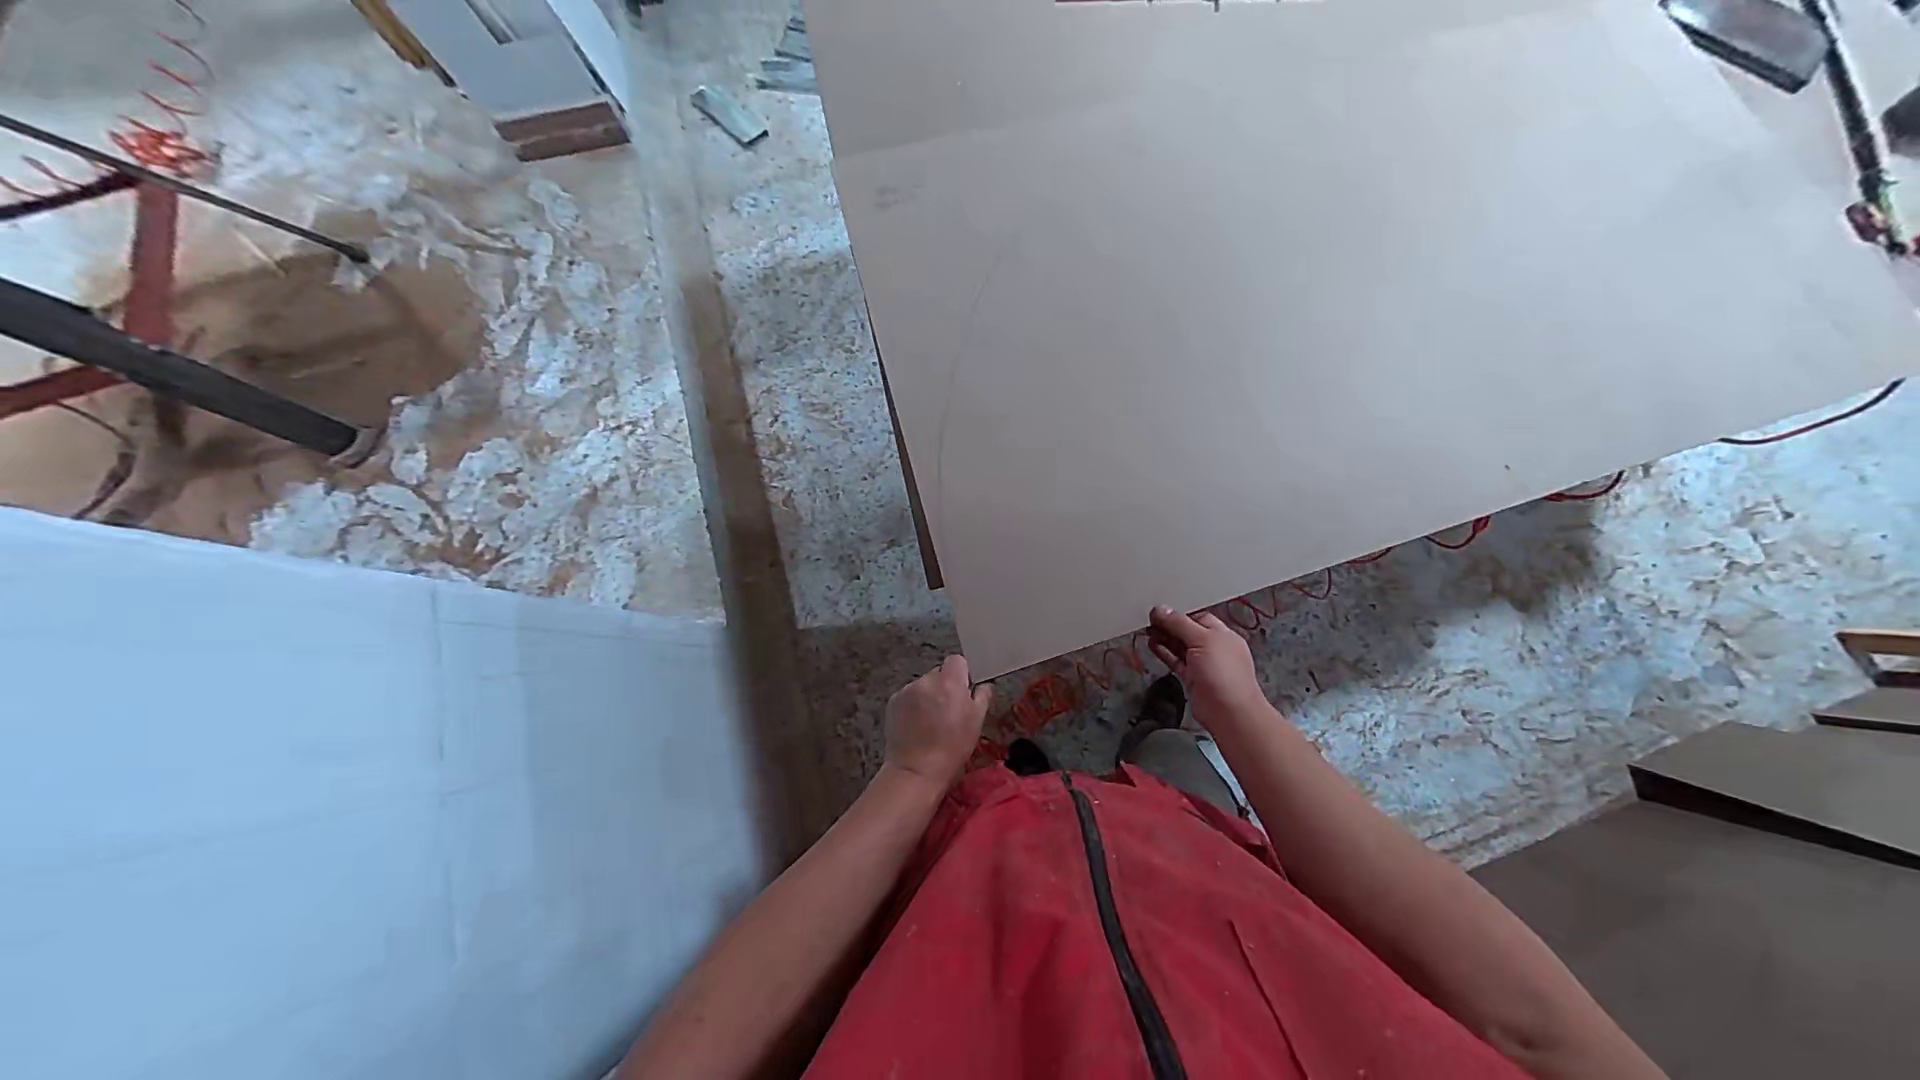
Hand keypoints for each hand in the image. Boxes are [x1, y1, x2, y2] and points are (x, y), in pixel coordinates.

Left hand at [884, 655, 992, 788]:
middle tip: (947, 711)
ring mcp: (907, 690)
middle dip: (943, 686)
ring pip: (922, 686)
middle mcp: (927, 680)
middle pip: (938, 673)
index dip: (961, 674)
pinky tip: (915, 725)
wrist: (917, 769)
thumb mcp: (976, 722)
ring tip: (929, 722)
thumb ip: (982, 697)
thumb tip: (984, 686)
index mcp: (950, 682)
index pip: (956, 660)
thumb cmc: (953, 747)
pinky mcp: (893, 701)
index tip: (962, 691)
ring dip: (927, 696)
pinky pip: (908, 696)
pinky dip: (912, 705)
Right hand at [1148, 606, 1270, 732]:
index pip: (1199, 617)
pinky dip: (1164, 653)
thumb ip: (1179, 624)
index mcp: (1223, 634)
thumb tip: (1160, 609)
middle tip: (1149, 620)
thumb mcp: (1202, 640)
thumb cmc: (1222, 672)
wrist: (1229, 712)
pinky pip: (1176, 661)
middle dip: (1170, 626)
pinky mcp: (1192, 678)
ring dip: (1165, 638)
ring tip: (1147, 630)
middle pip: (1188, 632)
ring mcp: (1203, 664)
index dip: (1180, 613)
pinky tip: (1152, 645)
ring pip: (1181, 647)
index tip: (1160, 610)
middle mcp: (1214, 648)